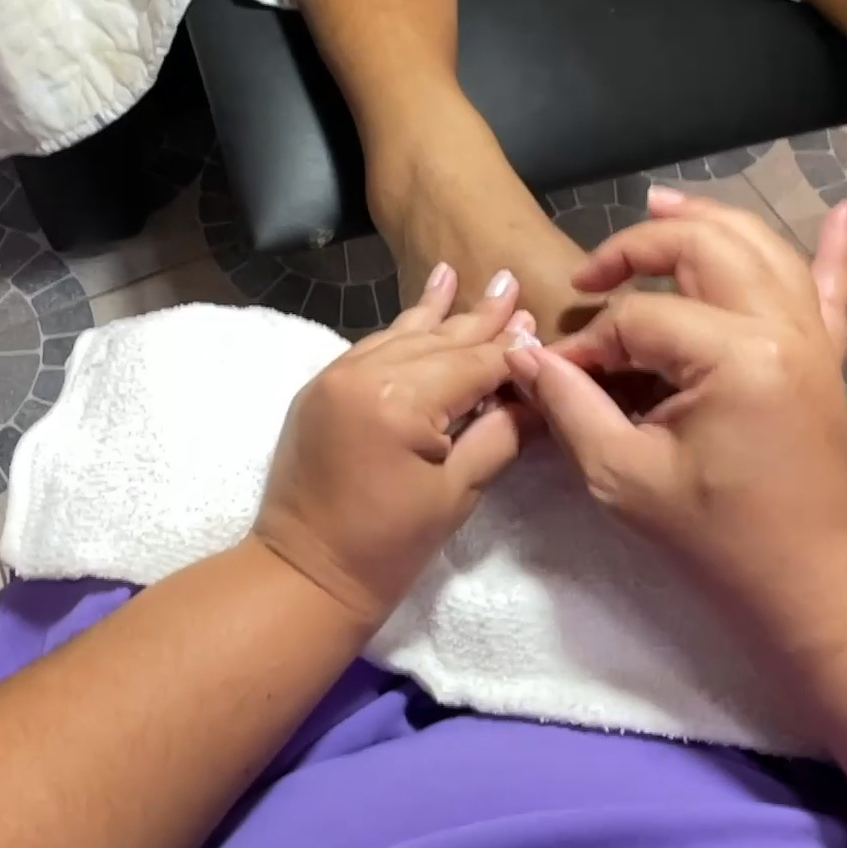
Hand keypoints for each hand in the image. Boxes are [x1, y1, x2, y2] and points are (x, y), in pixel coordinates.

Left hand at [254, 263, 530, 627]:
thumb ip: (499, 436)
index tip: (543, 328)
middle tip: (508, 281)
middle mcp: (364, 374)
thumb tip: (536, 394)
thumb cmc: (387, 547)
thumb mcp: (456, 494)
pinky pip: (368, 350)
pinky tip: (415, 313)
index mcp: (401, 400)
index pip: (473, 365)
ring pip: (398, 336)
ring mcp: (334, 377)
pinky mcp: (319, 389)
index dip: (511, 352)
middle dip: (477, 317)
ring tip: (456, 275)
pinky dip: (397, 333)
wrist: (303, 572)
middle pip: (436, 341)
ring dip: (433, 311)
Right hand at [506, 189, 846, 655]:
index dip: (587, 344)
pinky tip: (846, 210)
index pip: (638, 317)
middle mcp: (781, 328)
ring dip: (708, 219)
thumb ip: (567, 403)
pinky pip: (833, 289)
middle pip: (704, 247)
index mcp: (734, 357)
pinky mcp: (825, 357)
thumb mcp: (619, 474)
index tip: (557, 376)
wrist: (809, 586)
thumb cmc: (711, 538)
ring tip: (659, 202)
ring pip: (761, 246)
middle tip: (591, 273)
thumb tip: (521, 352)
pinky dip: (835, 248)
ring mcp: (812, 338)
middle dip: (638, 247)